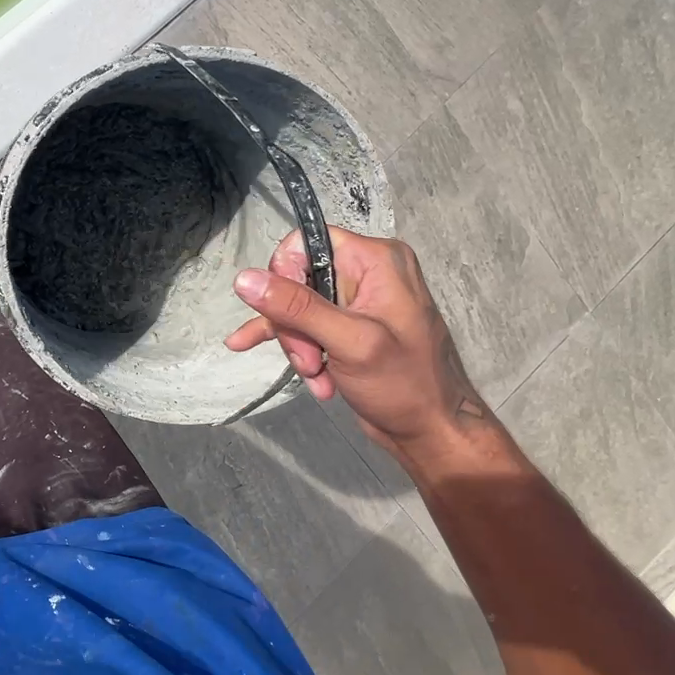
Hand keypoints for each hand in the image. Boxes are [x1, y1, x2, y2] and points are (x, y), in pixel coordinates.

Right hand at [223, 227, 490, 453]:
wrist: (431, 431)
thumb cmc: (404, 384)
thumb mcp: (349, 342)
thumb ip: (297, 308)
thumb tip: (244, 279)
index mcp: (376, 260)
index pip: (305, 242)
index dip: (284, 275)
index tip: (285, 314)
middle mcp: (366, 271)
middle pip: (295, 279)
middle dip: (292, 324)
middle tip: (308, 359)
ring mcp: (355, 298)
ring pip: (294, 306)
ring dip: (295, 344)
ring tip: (313, 374)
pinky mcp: (345, 323)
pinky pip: (303, 324)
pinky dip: (295, 348)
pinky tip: (287, 367)